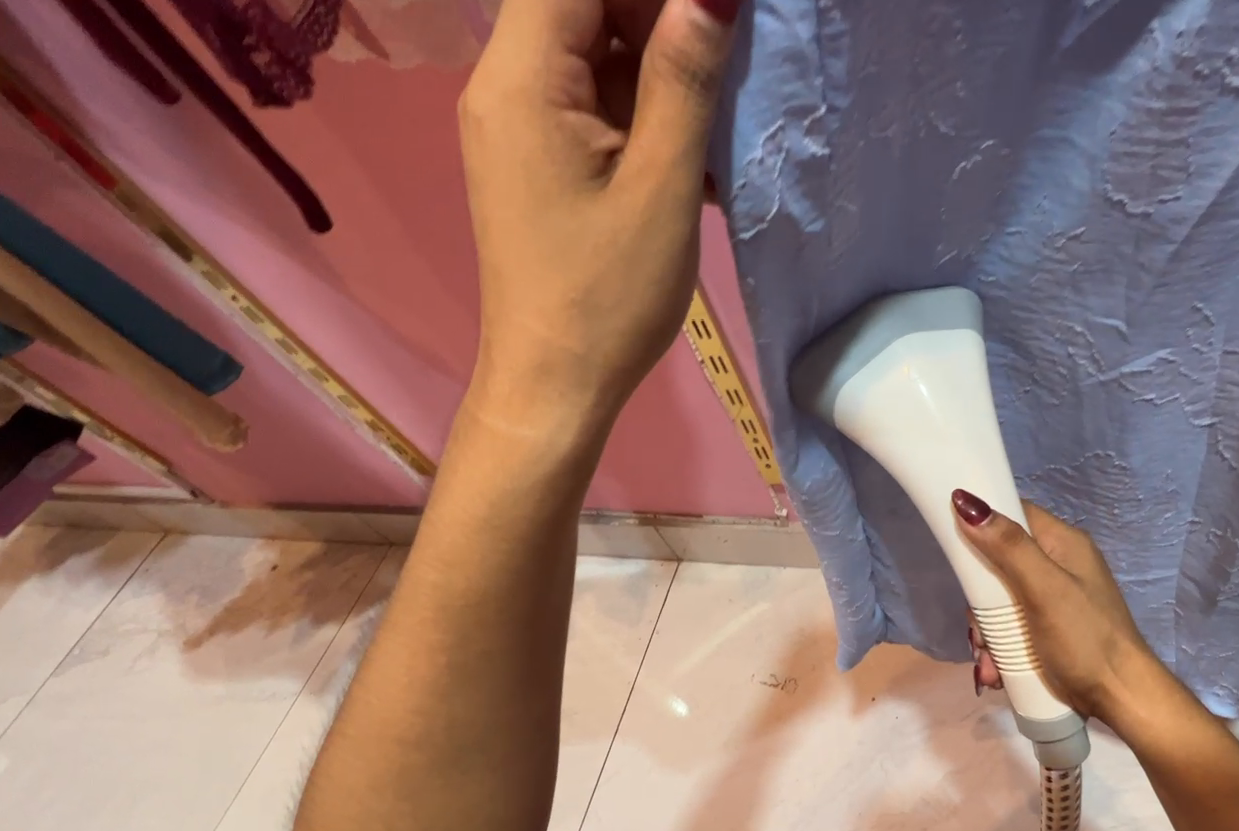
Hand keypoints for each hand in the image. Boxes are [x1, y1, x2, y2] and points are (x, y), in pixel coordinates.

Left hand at [457, 0, 738, 431]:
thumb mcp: (660, 187)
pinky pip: (597, 107)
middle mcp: (507, 85)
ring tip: (723, 109)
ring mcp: (524, 126)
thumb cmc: (609, 296)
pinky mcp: (543, 161)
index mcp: (522, 79)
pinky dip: (648, 116)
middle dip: (662, 21)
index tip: (715, 19)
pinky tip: (697, 153)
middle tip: (731, 59)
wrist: (558, 384)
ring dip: (664, 73)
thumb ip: (683, 80)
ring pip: (597, 56)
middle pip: (584, 7)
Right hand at [954, 494, 1168, 726]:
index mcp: (1063, 543)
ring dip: (986, 633)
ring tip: (987, 661)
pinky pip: (1010, 628)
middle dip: (980, 602)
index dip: (982, 524)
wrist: (1120, 699)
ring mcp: (1052, 599)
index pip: (1014, 514)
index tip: (955, 549)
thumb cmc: (1085, 639)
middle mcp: (1057, 565)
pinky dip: (999, 648)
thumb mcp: (1044, 590)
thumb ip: (1008, 547)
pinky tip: (995, 671)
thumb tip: (966, 500)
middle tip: (977, 632)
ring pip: (999, 601)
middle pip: (998, 563)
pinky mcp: (1047, 629)